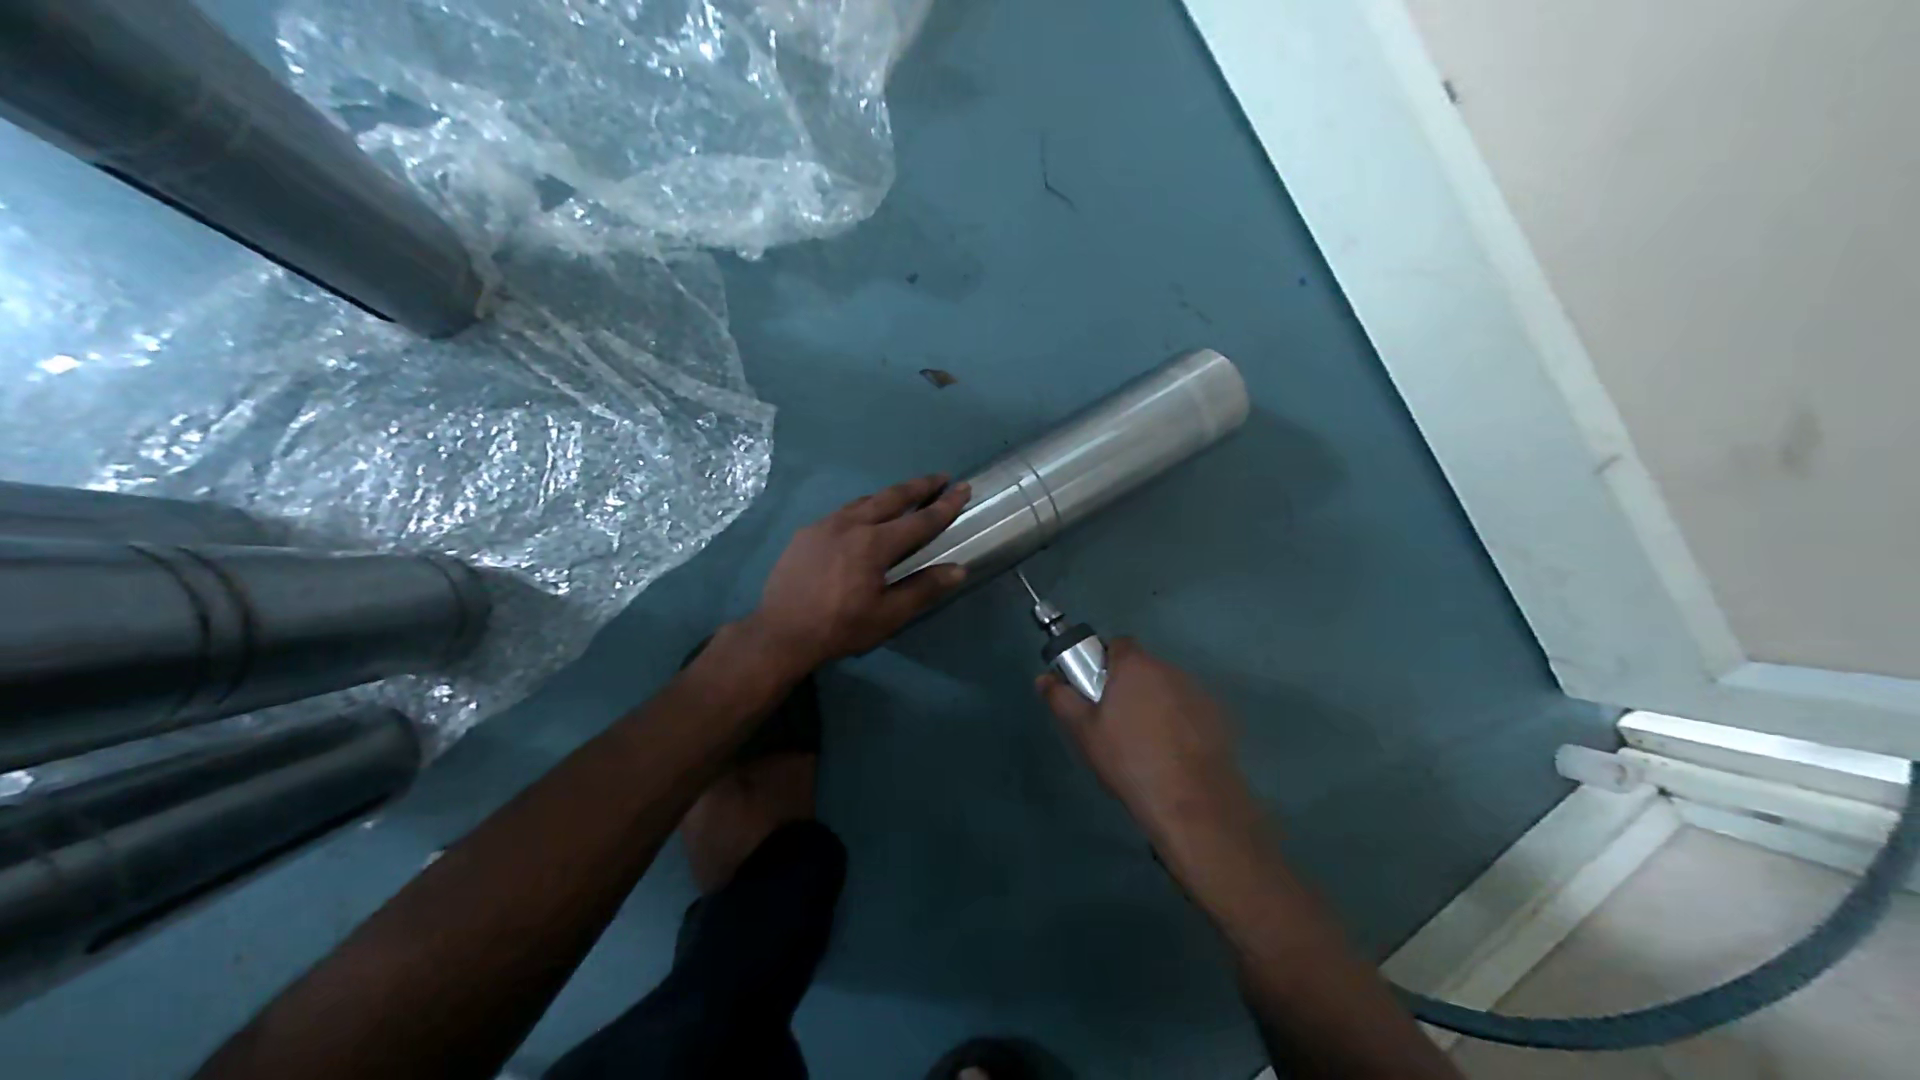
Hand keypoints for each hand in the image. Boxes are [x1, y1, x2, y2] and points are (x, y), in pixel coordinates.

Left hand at [746, 473, 970, 675]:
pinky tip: (863, 518)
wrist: (781, 633)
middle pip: (892, 497)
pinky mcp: (806, 533)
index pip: (920, 520)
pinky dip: (863, 508)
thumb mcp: (888, 615)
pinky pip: (842, 512)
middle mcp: (850, 524)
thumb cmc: (840, 627)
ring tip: (906, 494)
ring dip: (890, 495)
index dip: (945, 506)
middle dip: (920, 486)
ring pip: (864, 501)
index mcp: (874, 543)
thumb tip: (958, 570)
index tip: (963, 489)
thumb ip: (924, 589)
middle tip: (941, 478)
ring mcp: (824, 525)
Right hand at [1039, 639, 1256, 850]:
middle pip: (1143, 668)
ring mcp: (1198, 693)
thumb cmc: (1128, 759)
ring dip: (1154, 703)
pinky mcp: (1218, 717)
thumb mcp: (1083, 731)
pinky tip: (1172, 753)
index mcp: (1135, 665)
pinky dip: (1178, 722)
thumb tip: (1044, 678)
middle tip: (1114, 721)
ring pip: (1166, 689)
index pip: (1118, 644)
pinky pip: (1188, 710)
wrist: (1190, 801)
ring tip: (1144, 742)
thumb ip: (1061, 699)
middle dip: (1128, 686)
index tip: (1096, 689)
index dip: (1103, 662)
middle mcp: (1169, 669)